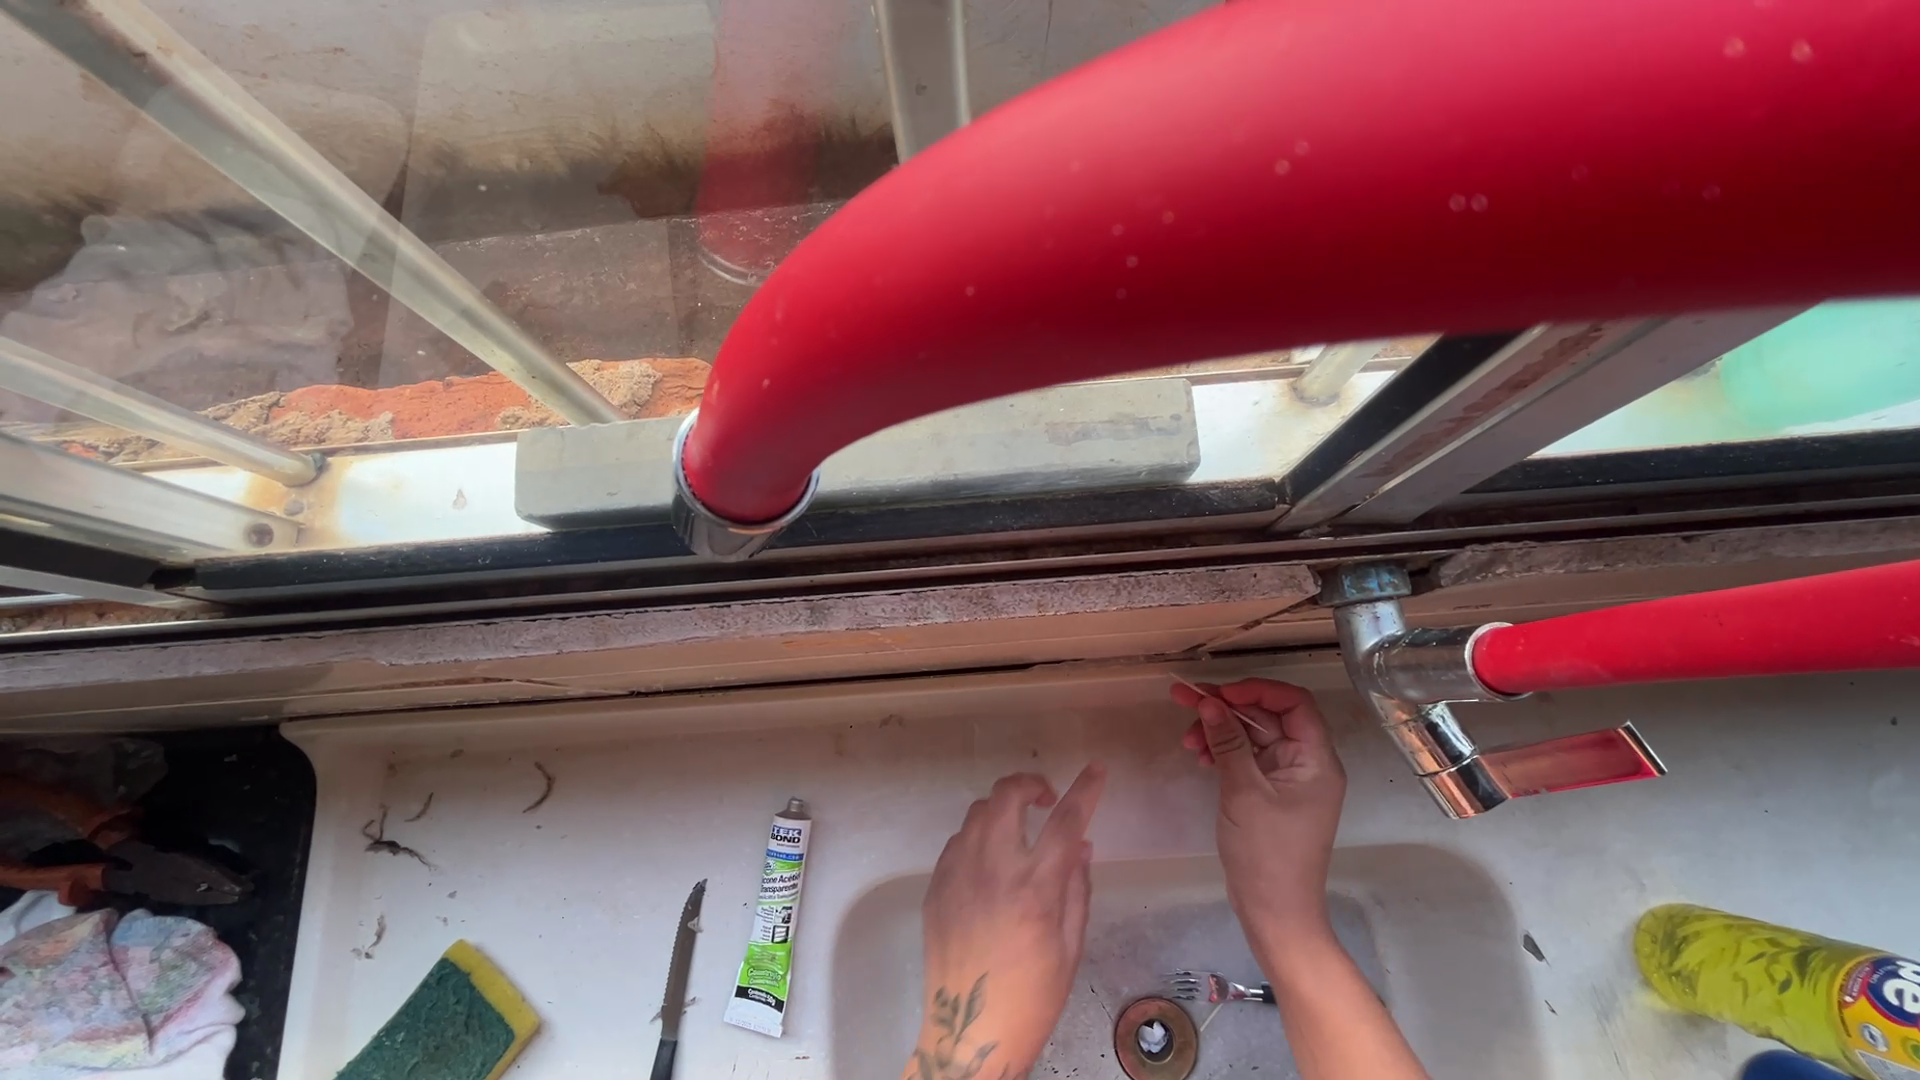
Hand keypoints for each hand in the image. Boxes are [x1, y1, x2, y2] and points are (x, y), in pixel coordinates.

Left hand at [909, 765, 1106, 1079]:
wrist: (968, 1031)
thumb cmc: (1031, 996)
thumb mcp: (1069, 947)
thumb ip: (1077, 888)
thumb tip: (1080, 843)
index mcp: (1035, 887)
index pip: (1066, 820)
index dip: (1085, 789)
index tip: (1096, 769)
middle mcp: (993, 868)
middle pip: (1008, 795)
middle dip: (1030, 784)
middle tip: (1045, 799)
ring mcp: (958, 872)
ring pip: (979, 812)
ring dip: (1004, 810)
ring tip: (1019, 833)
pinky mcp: (936, 884)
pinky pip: (958, 840)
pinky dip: (979, 837)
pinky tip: (990, 863)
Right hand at [1173, 679, 1344, 951]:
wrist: (1274, 911)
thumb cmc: (1267, 852)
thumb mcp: (1244, 792)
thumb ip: (1228, 743)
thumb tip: (1209, 702)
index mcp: (1315, 760)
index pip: (1293, 703)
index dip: (1256, 690)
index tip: (1218, 693)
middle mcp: (1305, 764)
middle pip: (1267, 717)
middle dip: (1226, 709)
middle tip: (1182, 700)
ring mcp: (1286, 779)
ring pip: (1252, 737)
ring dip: (1219, 731)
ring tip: (1187, 741)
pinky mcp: (1268, 793)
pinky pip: (1246, 758)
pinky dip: (1222, 752)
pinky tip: (1200, 757)